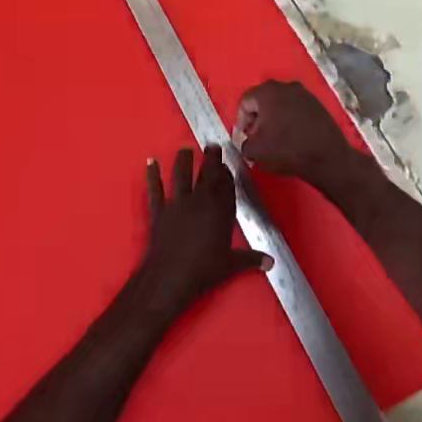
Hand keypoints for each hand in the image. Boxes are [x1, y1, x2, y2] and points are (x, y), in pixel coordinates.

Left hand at [133, 145, 271, 319]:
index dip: (226, 174)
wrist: (170, 276)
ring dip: (183, 160)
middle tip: (212, 145)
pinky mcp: (158, 211)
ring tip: (185, 148)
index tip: (227, 163)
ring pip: (181, 176)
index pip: (225, 187)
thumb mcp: (231, 265)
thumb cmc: (204, 270)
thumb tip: (271, 263)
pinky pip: (155, 189)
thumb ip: (250, 259)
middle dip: (210, 159)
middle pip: (206, 176)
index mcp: (219, 212)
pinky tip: (150, 162)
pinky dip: (152, 175)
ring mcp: (177, 204)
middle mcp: (199, 202)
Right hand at [234, 80, 361, 185]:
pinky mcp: (318, 104)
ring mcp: (305, 94)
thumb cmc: (286, 149)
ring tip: (274, 138)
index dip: (240, 120)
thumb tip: (247, 142)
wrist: (326, 157)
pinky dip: (290, 119)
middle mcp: (286, 86)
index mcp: (267, 92)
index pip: (245, 102)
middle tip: (256, 137)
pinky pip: (296, 109)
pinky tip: (291, 136)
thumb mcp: (254, 150)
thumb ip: (243, 143)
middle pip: (263, 100)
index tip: (244, 136)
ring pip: (281, 103)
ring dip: (274, 118)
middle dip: (257, 118)